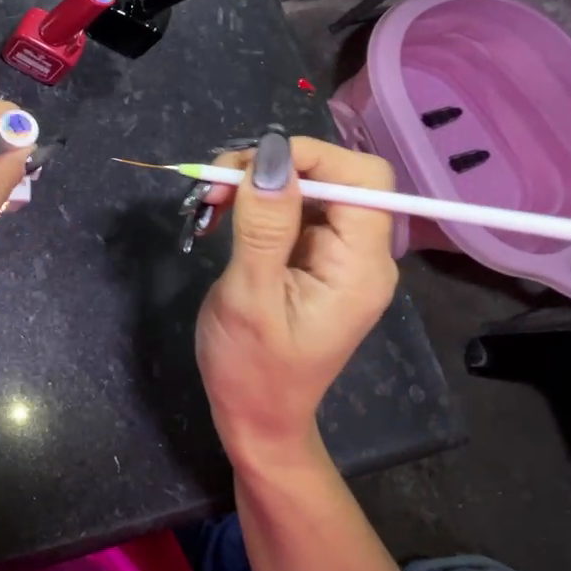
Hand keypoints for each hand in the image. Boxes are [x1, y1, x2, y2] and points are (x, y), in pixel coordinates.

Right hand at [194, 133, 398, 465]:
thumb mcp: (250, 294)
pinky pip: (288, 208)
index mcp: (359, 266)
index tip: (245, 166)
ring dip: (253, 181)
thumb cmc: (251, 367)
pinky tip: (219, 213)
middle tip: (212, 185)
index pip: (362, 178)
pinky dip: (251, 200)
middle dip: (270, 166)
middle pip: (332, 176)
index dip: (308, 156)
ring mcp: (334, 255)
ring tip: (208, 201)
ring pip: (304, 186)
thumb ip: (263, 224)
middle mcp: (358, 253)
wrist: (254, 416)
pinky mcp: (308, 257)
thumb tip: (270, 155)